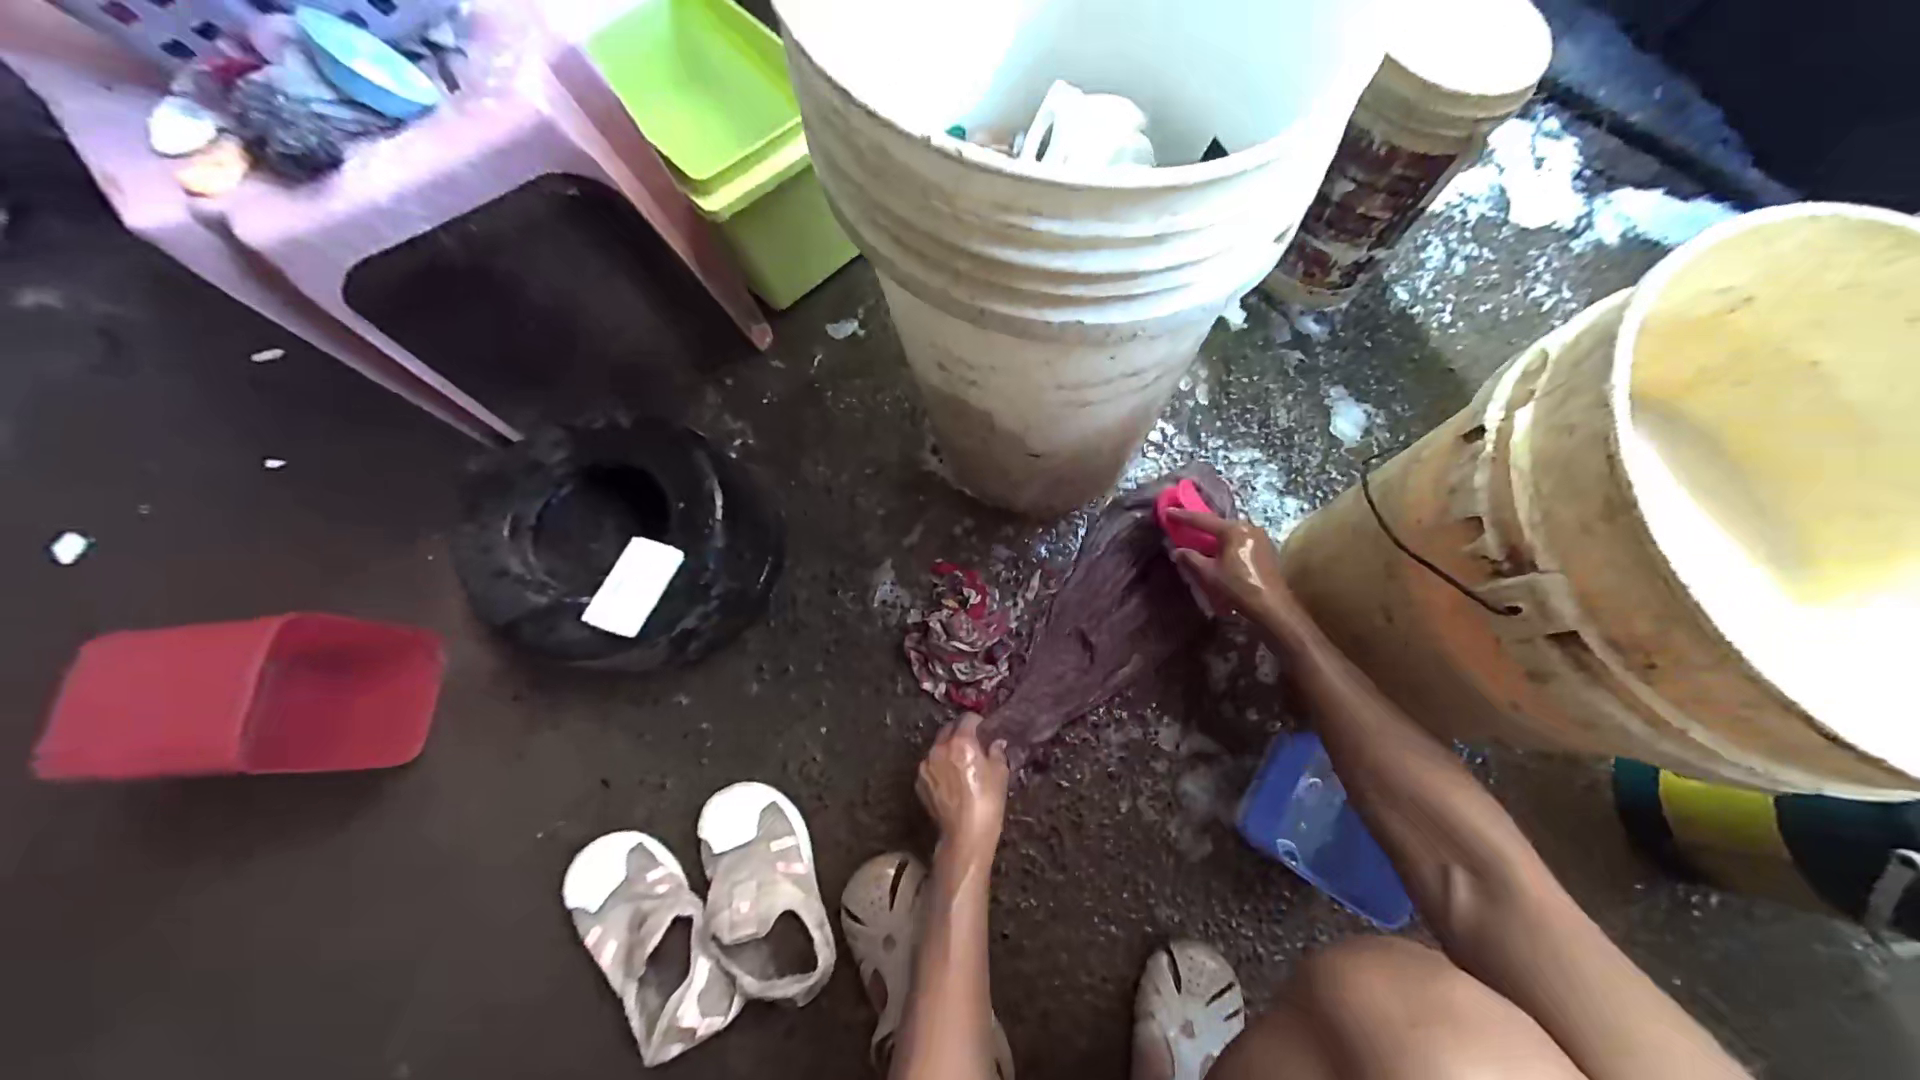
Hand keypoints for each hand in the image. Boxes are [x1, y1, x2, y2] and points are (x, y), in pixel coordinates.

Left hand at [917, 714, 1009, 865]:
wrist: (965, 835)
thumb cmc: (987, 802)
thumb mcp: (1000, 773)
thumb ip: (996, 752)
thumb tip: (995, 742)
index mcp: (961, 742)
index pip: (967, 718)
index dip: (977, 722)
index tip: (984, 731)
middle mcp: (939, 748)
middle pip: (949, 729)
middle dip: (960, 733)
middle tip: (973, 746)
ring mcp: (926, 765)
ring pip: (937, 747)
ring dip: (948, 749)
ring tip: (960, 766)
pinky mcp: (919, 781)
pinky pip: (930, 765)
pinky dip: (939, 767)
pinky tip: (950, 782)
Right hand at [1164, 508, 1304, 626]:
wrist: (1271, 606)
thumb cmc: (1237, 587)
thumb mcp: (1208, 573)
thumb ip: (1190, 558)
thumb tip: (1177, 551)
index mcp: (1233, 530)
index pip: (1203, 520)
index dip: (1183, 516)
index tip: (1168, 511)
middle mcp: (1248, 527)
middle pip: (1218, 524)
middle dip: (1200, 526)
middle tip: (1183, 526)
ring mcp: (1260, 537)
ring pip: (1230, 533)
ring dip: (1214, 536)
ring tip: (1200, 540)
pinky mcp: (1266, 548)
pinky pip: (1240, 540)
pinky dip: (1227, 544)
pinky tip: (1219, 552)